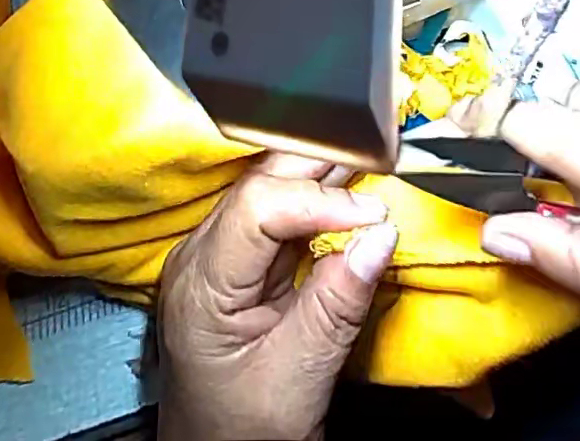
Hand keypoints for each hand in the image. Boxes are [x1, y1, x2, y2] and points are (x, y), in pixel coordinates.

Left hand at [156, 154, 397, 439]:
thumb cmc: (241, 434)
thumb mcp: (295, 383)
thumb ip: (335, 309)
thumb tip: (380, 238)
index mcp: (200, 281)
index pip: (255, 208)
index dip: (317, 199)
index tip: (375, 213)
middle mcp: (198, 252)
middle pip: (258, 186)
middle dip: (319, 168)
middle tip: (381, 166)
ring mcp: (214, 251)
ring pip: (267, 189)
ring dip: (319, 178)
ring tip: (370, 172)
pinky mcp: (234, 259)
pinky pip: (275, 214)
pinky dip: (314, 203)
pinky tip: (343, 197)